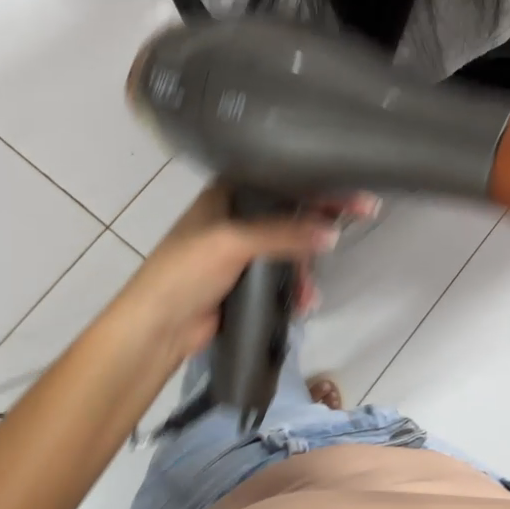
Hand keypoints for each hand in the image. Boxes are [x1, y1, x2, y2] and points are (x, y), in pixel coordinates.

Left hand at [99, 187, 374, 375]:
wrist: (157, 328)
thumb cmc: (186, 272)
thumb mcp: (233, 242)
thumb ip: (284, 233)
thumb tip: (333, 233)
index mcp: (225, 195)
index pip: (279, 180)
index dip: (316, 184)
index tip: (353, 193)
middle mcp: (234, 217)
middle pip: (289, 214)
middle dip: (318, 227)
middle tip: (352, 230)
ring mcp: (239, 252)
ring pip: (288, 249)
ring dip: (305, 268)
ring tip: (310, 291)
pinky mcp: (244, 283)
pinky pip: (280, 278)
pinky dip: (294, 288)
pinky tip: (302, 302)